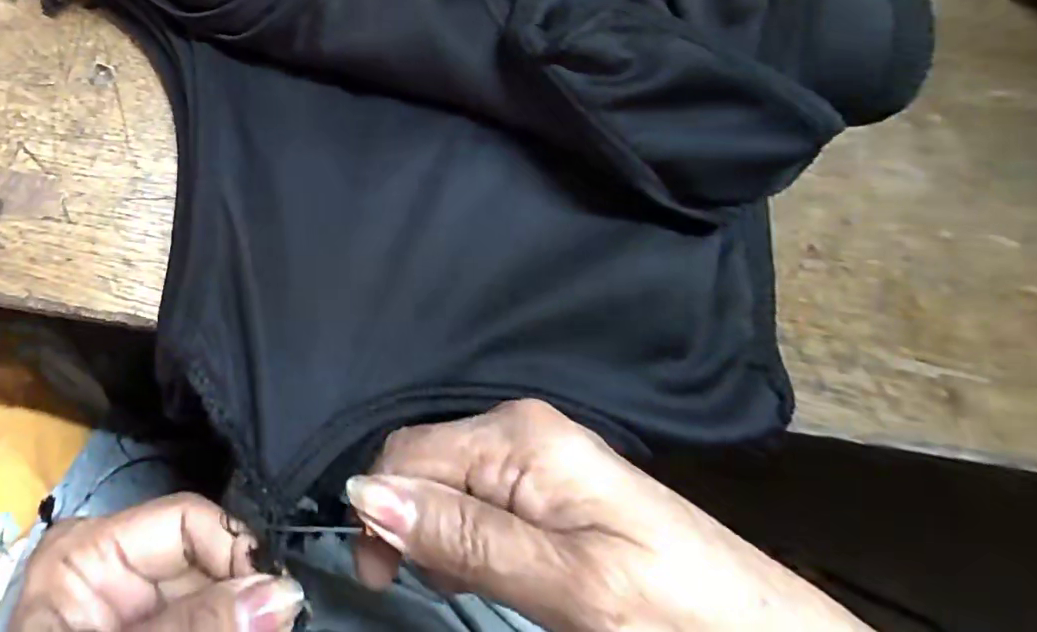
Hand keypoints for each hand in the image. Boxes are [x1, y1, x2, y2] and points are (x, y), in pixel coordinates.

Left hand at [11, 493, 304, 631]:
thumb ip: (194, 627)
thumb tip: (281, 594)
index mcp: (90, 554)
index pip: (184, 520)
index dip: (235, 548)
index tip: (278, 595)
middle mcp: (118, 576)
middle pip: (205, 562)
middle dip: (245, 594)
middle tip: (284, 623)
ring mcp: (137, 616)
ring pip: (213, 601)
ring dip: (244, 619)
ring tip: (274, 627)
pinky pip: (204, 625)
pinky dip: (230, 629)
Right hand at [346, 400, 871, 631]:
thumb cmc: (672, 614)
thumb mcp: (568, 587)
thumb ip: (466, 536)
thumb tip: (364, 492)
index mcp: (518, 434)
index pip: (409, 453)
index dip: (379, 510)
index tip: (379, 581)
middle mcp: (518, 423)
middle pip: (423, 459)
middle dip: (407, 520)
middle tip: (433, 588)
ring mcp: (535, 448)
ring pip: (445, 478)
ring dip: (433, 530)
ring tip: (459, 583)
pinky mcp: (548, 477)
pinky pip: (476, 491)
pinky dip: (461, 531)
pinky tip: (480, 565)